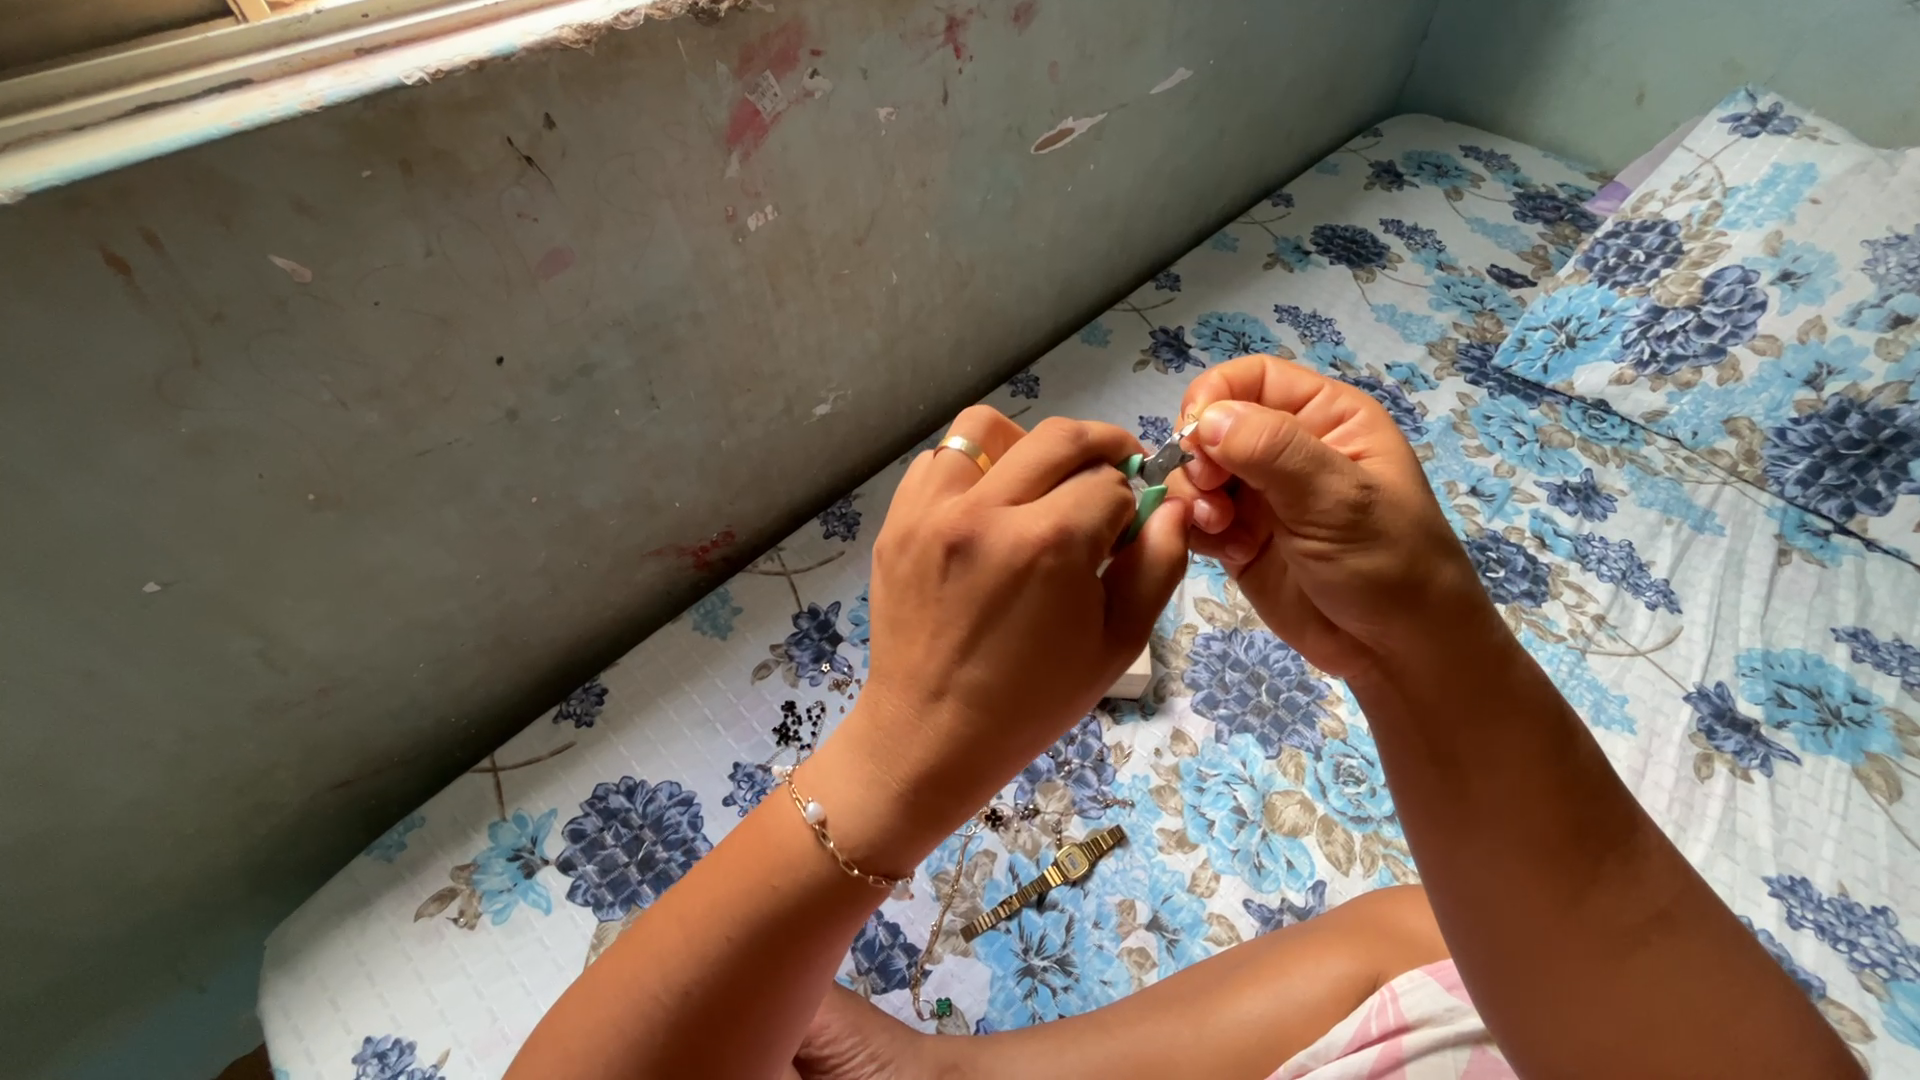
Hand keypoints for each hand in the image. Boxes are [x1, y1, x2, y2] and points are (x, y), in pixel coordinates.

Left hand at [818, 407, 1187, 863]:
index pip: (1109, 484)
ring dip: (1027, 447)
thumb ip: (1158, 564)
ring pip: (987, 427)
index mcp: (1048, 544)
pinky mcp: (896, 522)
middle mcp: (985, 511)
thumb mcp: (1117, 643)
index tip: (1125, 528)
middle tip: (1113, 469)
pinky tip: (985, 507)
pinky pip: (938, 461)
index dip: (1129, 502)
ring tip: (1036, 485)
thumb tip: (1172, 504)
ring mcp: (931, 512)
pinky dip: (971, 469)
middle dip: (1101, 446)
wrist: (931, 734)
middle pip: (1059, 437)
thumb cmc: (1032, 700)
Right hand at [1170, 355, 1496, 678]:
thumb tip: (1205, 418)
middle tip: (1211, 493)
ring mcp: (1259, 495)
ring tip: (1224, 531)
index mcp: (1325, 418)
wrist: (1395, 650)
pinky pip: (1196, 517)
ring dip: (1196, 498)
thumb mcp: (1338, 499)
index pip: (1251, 379)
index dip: (1214, 397)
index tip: (1194, 436)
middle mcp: (1286, 449)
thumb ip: (1273, 451)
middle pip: (1211, 426)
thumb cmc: (1388, 563)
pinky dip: (1198, 531)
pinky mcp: (1239, 537)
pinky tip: (1229, 553)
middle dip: (1199, 457)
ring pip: (1196, 472)